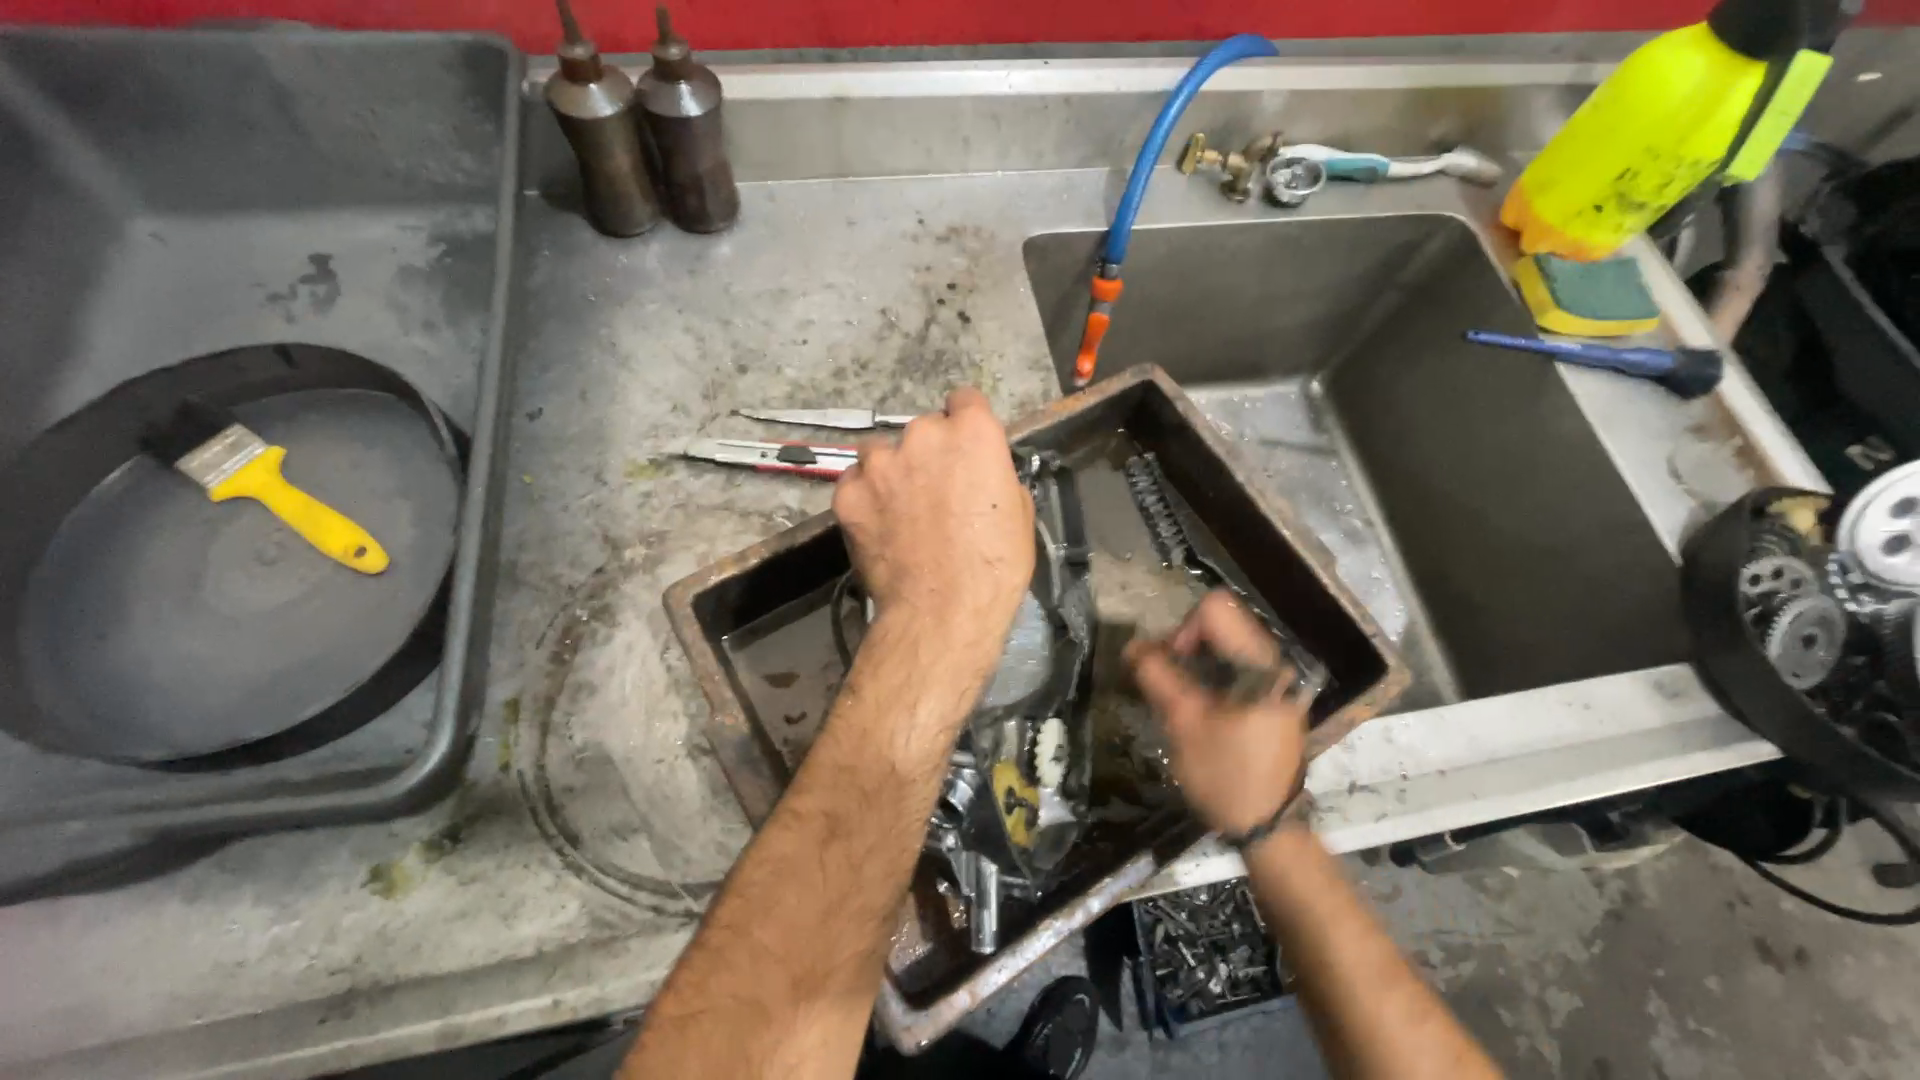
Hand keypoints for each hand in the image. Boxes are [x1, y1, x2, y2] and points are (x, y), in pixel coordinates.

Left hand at [833, 387, 1034, 671]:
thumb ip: (995, 476)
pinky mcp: (847, 493)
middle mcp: (922, 434)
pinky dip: (865, 499)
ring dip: (892, 472)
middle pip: (923, 429)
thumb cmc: (995, 566)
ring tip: (901, 509)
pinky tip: (878, 526)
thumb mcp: (1019, 512)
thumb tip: (981, 474)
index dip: (966, 424)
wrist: (942, 611)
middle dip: (929, 453)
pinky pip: (855, 483)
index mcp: (972, 432)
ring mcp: (879, 463)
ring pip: (882, 453)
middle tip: (934, 492)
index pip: (965, 401)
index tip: (965, 448)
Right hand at [1126, 591, 1309, 835]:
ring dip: (1196, 660)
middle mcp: (1277, 664)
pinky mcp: (1275, 697)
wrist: (1267, 827)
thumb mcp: (1183, 725)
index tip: (1169, 666)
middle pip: (1222, 623)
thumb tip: (1132, 645)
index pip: (1216, 610)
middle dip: (1185, 645)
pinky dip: (1212, 674)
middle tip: (1167, 682)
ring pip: (1227, 644)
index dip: (1182, 630)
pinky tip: (1199, 705)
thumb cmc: (1225, 776)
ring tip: (1179, 695)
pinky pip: (1238, 665)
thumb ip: (1157, 677)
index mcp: (1262, 666)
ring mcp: (1280, 681)